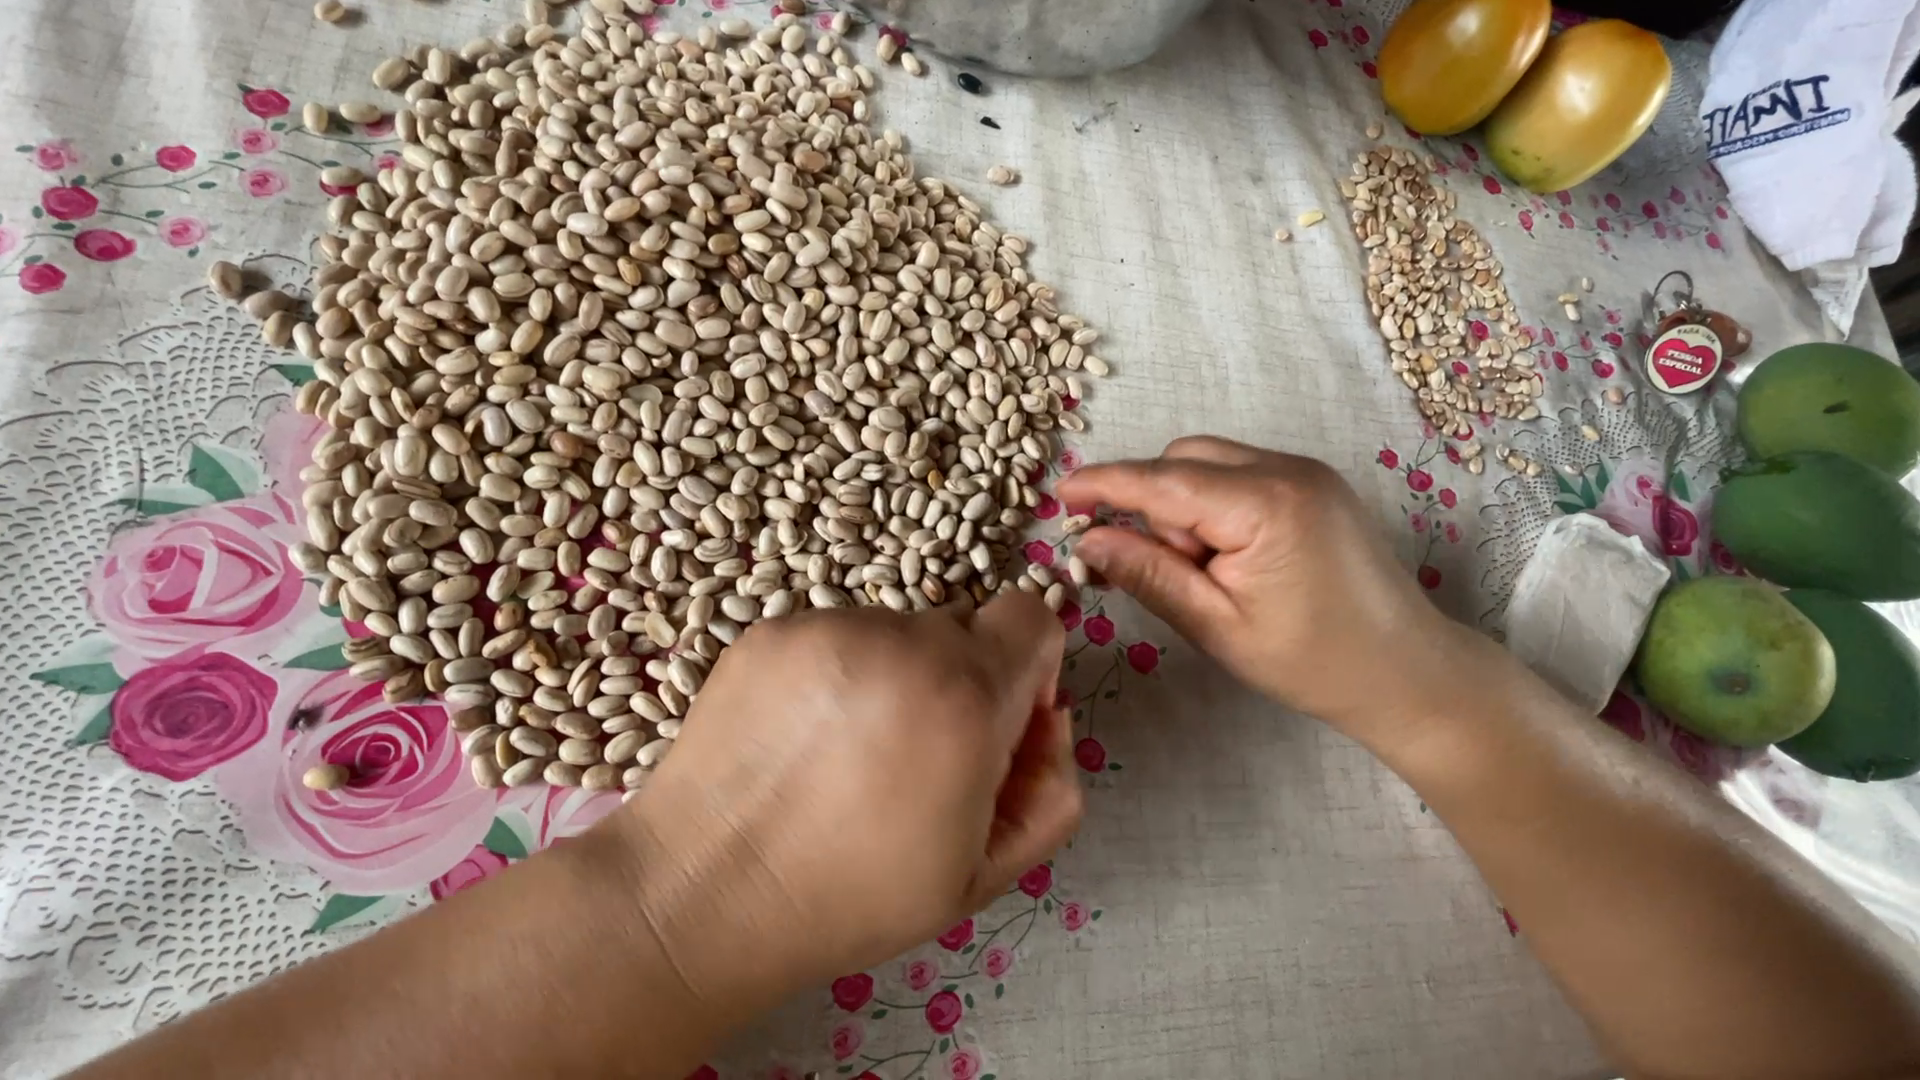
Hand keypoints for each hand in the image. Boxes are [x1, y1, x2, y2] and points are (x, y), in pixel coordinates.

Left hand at [608, 593, 1081, 1007]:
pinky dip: (836, 674)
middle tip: (912, 755)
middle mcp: (904, 640)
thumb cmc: (853, 896)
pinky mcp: (775, 629)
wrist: (704, 892)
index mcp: (968, 697)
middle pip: (963, 632)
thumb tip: (1047, 719)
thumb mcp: (983, 873)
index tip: (997, 720)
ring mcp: (831, 627)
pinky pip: (836, 635)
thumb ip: (1052, 790)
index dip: (1029, 667)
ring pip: (897, 633)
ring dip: (894, 678)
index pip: (1034, 619)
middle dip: (957, 683)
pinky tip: (801, 737)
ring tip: (844, 752)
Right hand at [1057, 436, 1467, 737]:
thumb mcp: (1216, 625)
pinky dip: (1210, 506)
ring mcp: (1304, 471)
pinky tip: (1223, 556)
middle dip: (1151, 504)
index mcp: (1265, 505)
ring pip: (1207, 464)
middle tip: (1156, 567)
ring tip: (1200, 571)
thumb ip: (1148, 574)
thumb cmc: (1311, 661)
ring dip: (1181, 507)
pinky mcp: (1311, 484)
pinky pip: (1236, 475)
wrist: (1407, 671)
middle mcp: (1286, 469)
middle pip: (1183, 459)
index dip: (1106, 484)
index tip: (1061, 494)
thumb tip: (1087, 539)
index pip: (1163, 480)